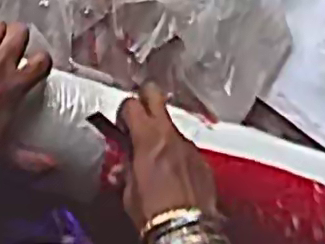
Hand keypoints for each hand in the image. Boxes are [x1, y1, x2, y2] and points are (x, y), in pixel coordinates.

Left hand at [0, 20, 51, 157]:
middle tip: (11, 48)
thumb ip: (31, 159)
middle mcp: (2, 63)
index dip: (41, 59)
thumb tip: (54, 166)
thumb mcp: (6, 154)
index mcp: (16, 85)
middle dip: (18, 36)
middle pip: (20, 31)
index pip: (42, 60)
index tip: (36, 65)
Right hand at [117, 84, 218, 229]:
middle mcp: (168, 133)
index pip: (131, 103)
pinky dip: (178, 154)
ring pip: (172, 125)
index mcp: (147, 136)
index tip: (122, 124)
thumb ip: (126, 169)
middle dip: (145, 99)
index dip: (124, 110)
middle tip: (139, 116)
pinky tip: (175, 173)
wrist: (186, 232)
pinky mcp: (202, 159)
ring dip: (162, 134)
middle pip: (155, 94)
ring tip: (157, 157)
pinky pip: (186, 147)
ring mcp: (188, 144)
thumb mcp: (129, 192)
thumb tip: (123, 165)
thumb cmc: (154, 213)